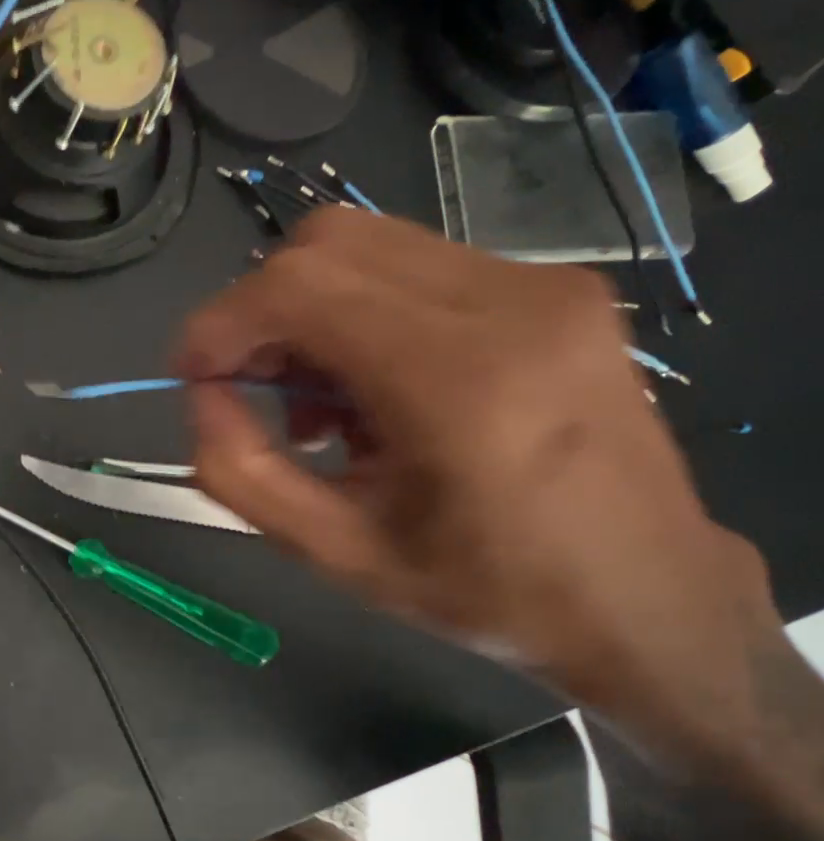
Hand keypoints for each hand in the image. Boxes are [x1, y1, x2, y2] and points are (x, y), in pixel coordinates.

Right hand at [179, 209, 777, 756]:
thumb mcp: (332, 552)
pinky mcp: (553, 288)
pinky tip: (369, 388)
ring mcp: (541, 285)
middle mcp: (508, 304)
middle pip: (326, 244)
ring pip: (366, 246)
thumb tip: (200, 395)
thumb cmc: (483, 589)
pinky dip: (357, 312)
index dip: (219, 322)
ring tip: (315, 401)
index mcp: (457, 380)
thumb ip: (239, 471)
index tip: (193, 377)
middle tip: (248, 386)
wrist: (646, 596)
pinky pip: (413, 265)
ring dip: (307, 311)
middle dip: (258, 311)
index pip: (297, 286)